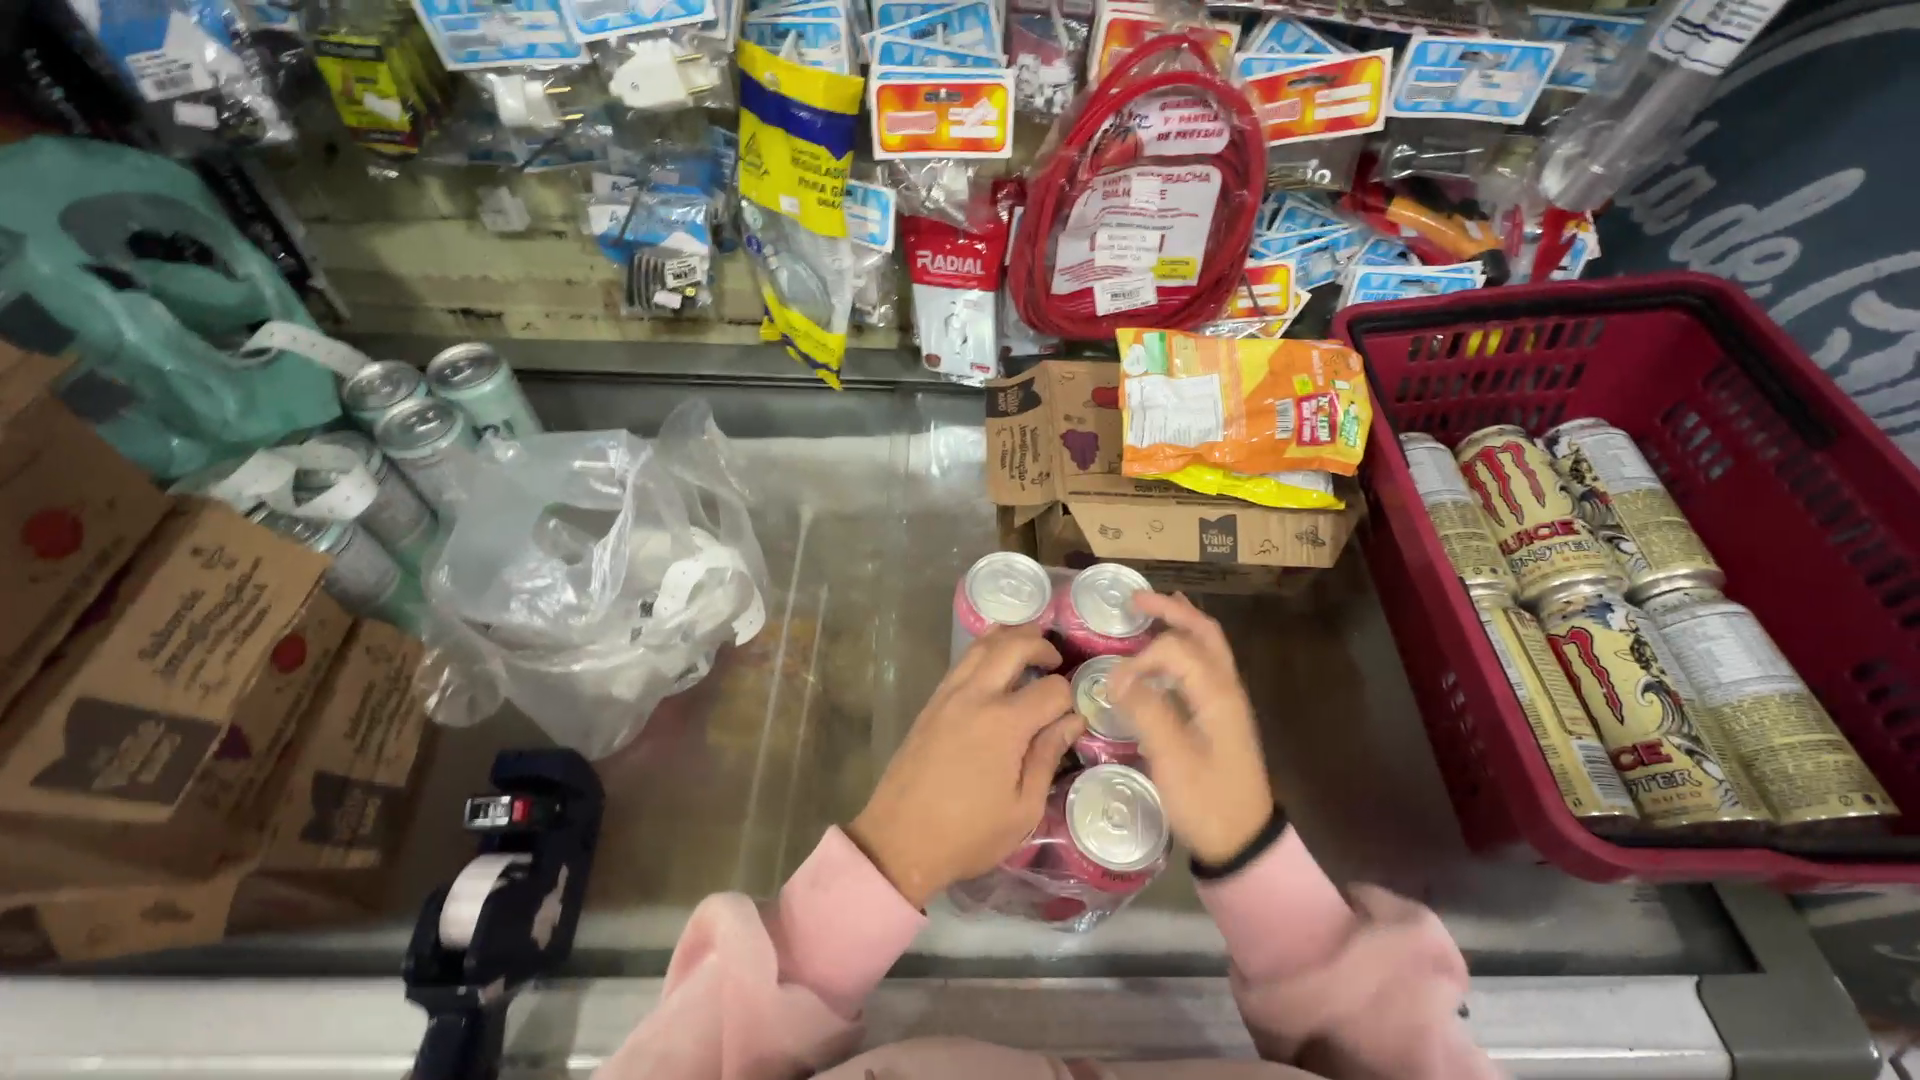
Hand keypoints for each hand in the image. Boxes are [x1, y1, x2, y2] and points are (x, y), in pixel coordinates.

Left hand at [848, 626, 1081, 906]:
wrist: (900, 841)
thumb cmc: (969, 834)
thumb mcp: (1023, 808)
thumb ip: (1048, 756)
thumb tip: (1072, 721)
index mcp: (1004, 724)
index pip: (1051, 688)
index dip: (1070, 697)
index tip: (1074, 714)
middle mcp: (975, 697)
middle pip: (1013, 646)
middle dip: (1041, 644)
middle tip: (1056, 659)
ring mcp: (948, 696)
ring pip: (980, 646)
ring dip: (1009, 637)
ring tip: (1029, 645)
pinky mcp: (930, 704)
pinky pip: (961, 663)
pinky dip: (982, 651)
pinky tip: (994, 662)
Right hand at [1108, 592, 1273, 865]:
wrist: (1242, 842)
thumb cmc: (1207, 802)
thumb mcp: (1172, 759)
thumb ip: (1147, 711)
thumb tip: (1117, 679)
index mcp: (1218, 694)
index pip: (1176, 650)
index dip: (1141, 658)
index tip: (1112, 684)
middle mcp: (1227, 688)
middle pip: (1204, 633)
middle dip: (1171, 611)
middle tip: (1136, 600)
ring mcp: (1227, 702)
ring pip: (1208, 647)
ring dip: (1180, 624)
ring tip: (1150, 612)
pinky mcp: (1220, 717)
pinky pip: (1205, 666)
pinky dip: (1184, 648)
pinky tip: (1165, 655)